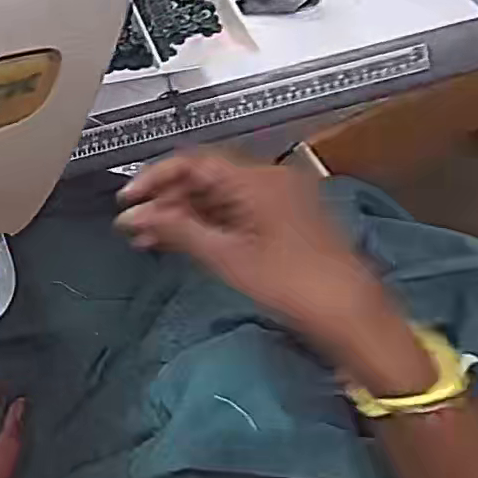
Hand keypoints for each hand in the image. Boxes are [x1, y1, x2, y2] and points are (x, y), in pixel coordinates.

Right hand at [114, 148, 435, 394]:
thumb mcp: (224, 255)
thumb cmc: (289, 283)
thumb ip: (174, 228)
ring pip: (214, 196)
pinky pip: (231, 210)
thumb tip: (132, 216)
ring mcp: (275, 199)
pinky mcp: (279, 219)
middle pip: (202, 177)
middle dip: (164, 200)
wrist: (351, 316)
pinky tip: (177, 242)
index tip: (125, 201)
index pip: (192, 162)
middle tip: (132, 225)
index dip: (153, 178)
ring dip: (180, 214)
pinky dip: (203, 224)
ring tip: (146, 239)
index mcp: (257, 179)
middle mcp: (267, 179)